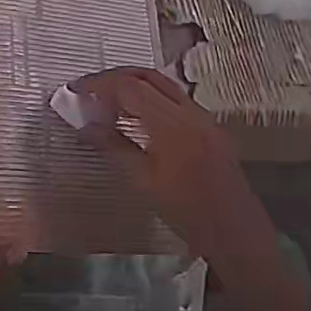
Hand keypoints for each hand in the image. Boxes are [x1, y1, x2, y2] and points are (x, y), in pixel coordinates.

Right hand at [72, 68, 310, 310]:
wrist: (236, 234)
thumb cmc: (186, 214)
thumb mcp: (143, 182)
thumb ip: (114, 147)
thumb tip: (85, 125)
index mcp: (172, 125)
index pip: (129, 88)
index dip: (99, 84)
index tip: (74, 90)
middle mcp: (191, 113)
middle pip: (148, 77)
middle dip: (115, 77)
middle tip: (88, 89)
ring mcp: (204, 118)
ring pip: (164, 85)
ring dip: (133, 85)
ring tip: (105, 101)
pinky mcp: (210, 128)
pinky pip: (175, 100)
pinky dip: (150, 98)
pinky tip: (134, 117)